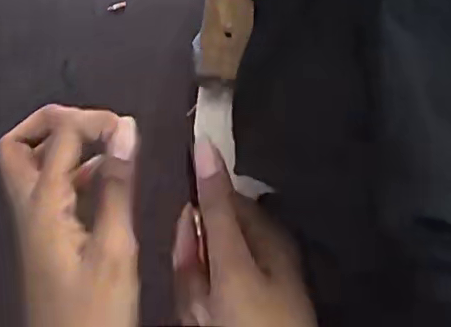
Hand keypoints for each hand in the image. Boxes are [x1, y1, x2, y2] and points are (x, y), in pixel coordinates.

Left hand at [0, 105, 139, 326]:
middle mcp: (29, 207)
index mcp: (41, 204)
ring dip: (64, 144)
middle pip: (18, 146)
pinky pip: (50, 188)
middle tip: (91, 123)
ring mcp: (34, 225)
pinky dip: (73, 171)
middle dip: (52, 122)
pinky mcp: (47, 241)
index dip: (93, 120)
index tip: (127, 129)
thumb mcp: (114, 249)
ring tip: (105, 145)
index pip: (60, 134)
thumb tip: (124, 125)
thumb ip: (117, 184)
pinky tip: (105, 179)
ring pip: (32, 166)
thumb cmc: (94, 315)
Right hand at [173, 142, 317, 326]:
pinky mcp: (226, 315)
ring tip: (206, 317)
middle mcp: (256, 257)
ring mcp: (242, 291)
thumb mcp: (233, 262)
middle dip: (192, 262)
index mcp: (267, 235)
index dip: (197, 209)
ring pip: (197, 274)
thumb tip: (204, 142)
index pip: (222, 198)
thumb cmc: (259, 322)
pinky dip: (196, 313)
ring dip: (193, 293)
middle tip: (201, 293)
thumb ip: (215, 205)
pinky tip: (203, 321)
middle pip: (205, 238)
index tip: (184, 226)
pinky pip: (198, 303)